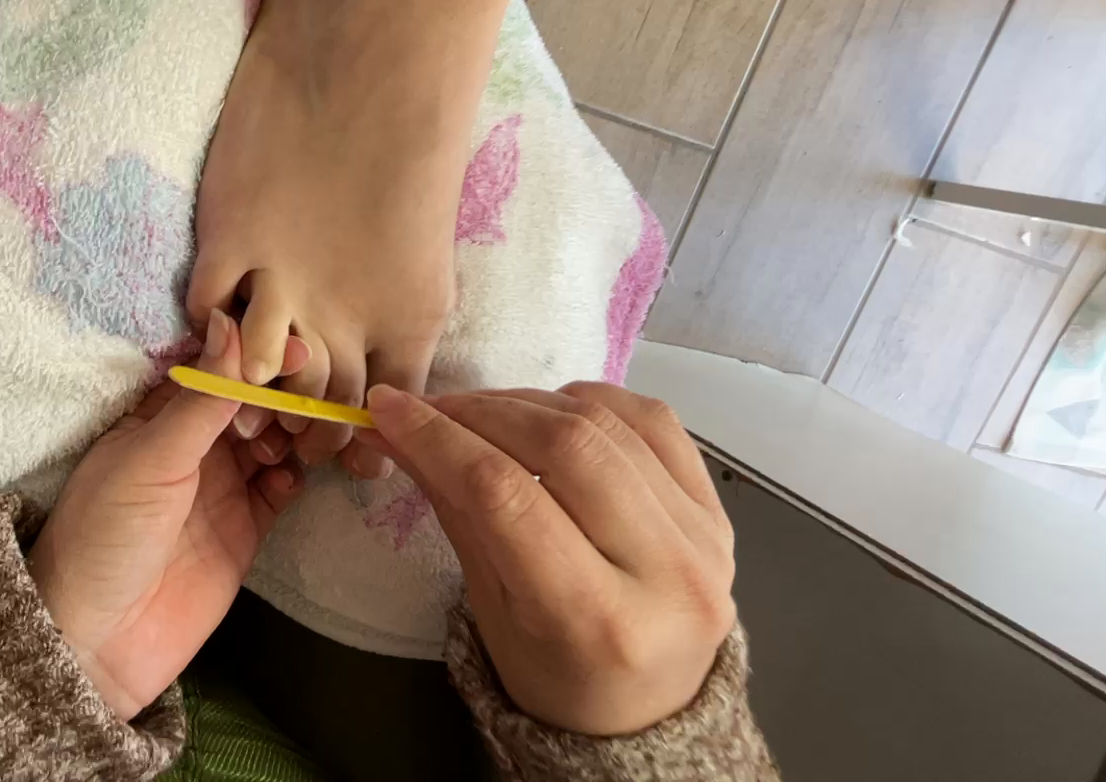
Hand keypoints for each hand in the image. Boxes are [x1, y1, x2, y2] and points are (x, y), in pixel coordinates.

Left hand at [30, 311, 305, 718]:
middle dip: (280, 393)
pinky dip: (296, 474)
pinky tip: (296, 474)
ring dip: (294, 430)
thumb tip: (228, 321)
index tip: (294, 347)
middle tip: (298, 402)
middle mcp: (198, 442)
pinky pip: (283, 487)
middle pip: (253, 400)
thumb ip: (200, 397)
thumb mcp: (152, 456)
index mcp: (164, 415)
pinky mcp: (247, 526)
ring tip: (302, 436)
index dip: (254, 354)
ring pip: (274, 438)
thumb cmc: (109, 531)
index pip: (218, 368)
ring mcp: (224, 484)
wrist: (100, 640)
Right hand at [189, 0, 486, 476]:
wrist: (384, 21)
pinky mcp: (228, 236)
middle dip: (305, 426)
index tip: (347, 443)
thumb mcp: (429, 213)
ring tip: (239, 393)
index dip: (365, 432)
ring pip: (258, 376)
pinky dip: (204, 330)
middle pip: (320, 403)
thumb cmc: (427, 100)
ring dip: (248, 391)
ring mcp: (283, 277)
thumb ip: (397, 276)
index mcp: (415, 305)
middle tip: (286, 424)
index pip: (389, 404)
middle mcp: (350, 310)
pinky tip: (207, 323)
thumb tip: (363, 303)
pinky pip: (205, 314)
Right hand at [363, 381, 736, 734]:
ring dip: (523, 400)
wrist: (646, 707)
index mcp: (592, 619)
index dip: (437, 438)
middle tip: (429, 408)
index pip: (503, 494)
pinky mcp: (719, 508)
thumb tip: (391, 426)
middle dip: (478, 411)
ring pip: (603, 422)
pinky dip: (587, 399)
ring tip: (478, 411)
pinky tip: (549, 412)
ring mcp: (704, 536)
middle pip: (562, 446)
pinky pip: (651, 418)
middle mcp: (665, 573)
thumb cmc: (547, 665)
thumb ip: (447, 500)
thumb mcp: (483, 597)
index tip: (387, 408)